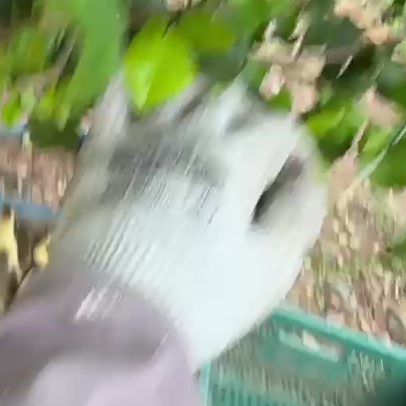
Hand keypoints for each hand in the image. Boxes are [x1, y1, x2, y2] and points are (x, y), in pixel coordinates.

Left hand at [47, 82, 327, 362]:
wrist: (110, 316)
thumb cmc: (198, 299)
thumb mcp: (271, 268)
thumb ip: (299, 213)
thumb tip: (306, 178)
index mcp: (237, 158)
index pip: (280, 129)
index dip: (295, 151)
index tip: (295, 181)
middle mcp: (189, 131)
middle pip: (231, 99)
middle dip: (250, 121)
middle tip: (251, 159)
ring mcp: (139, 134)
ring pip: (180, 90)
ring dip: (201, 101)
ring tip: (204, 129)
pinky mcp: (100, 148)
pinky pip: (116, 98)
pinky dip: (132, 89)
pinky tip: (140, 93)